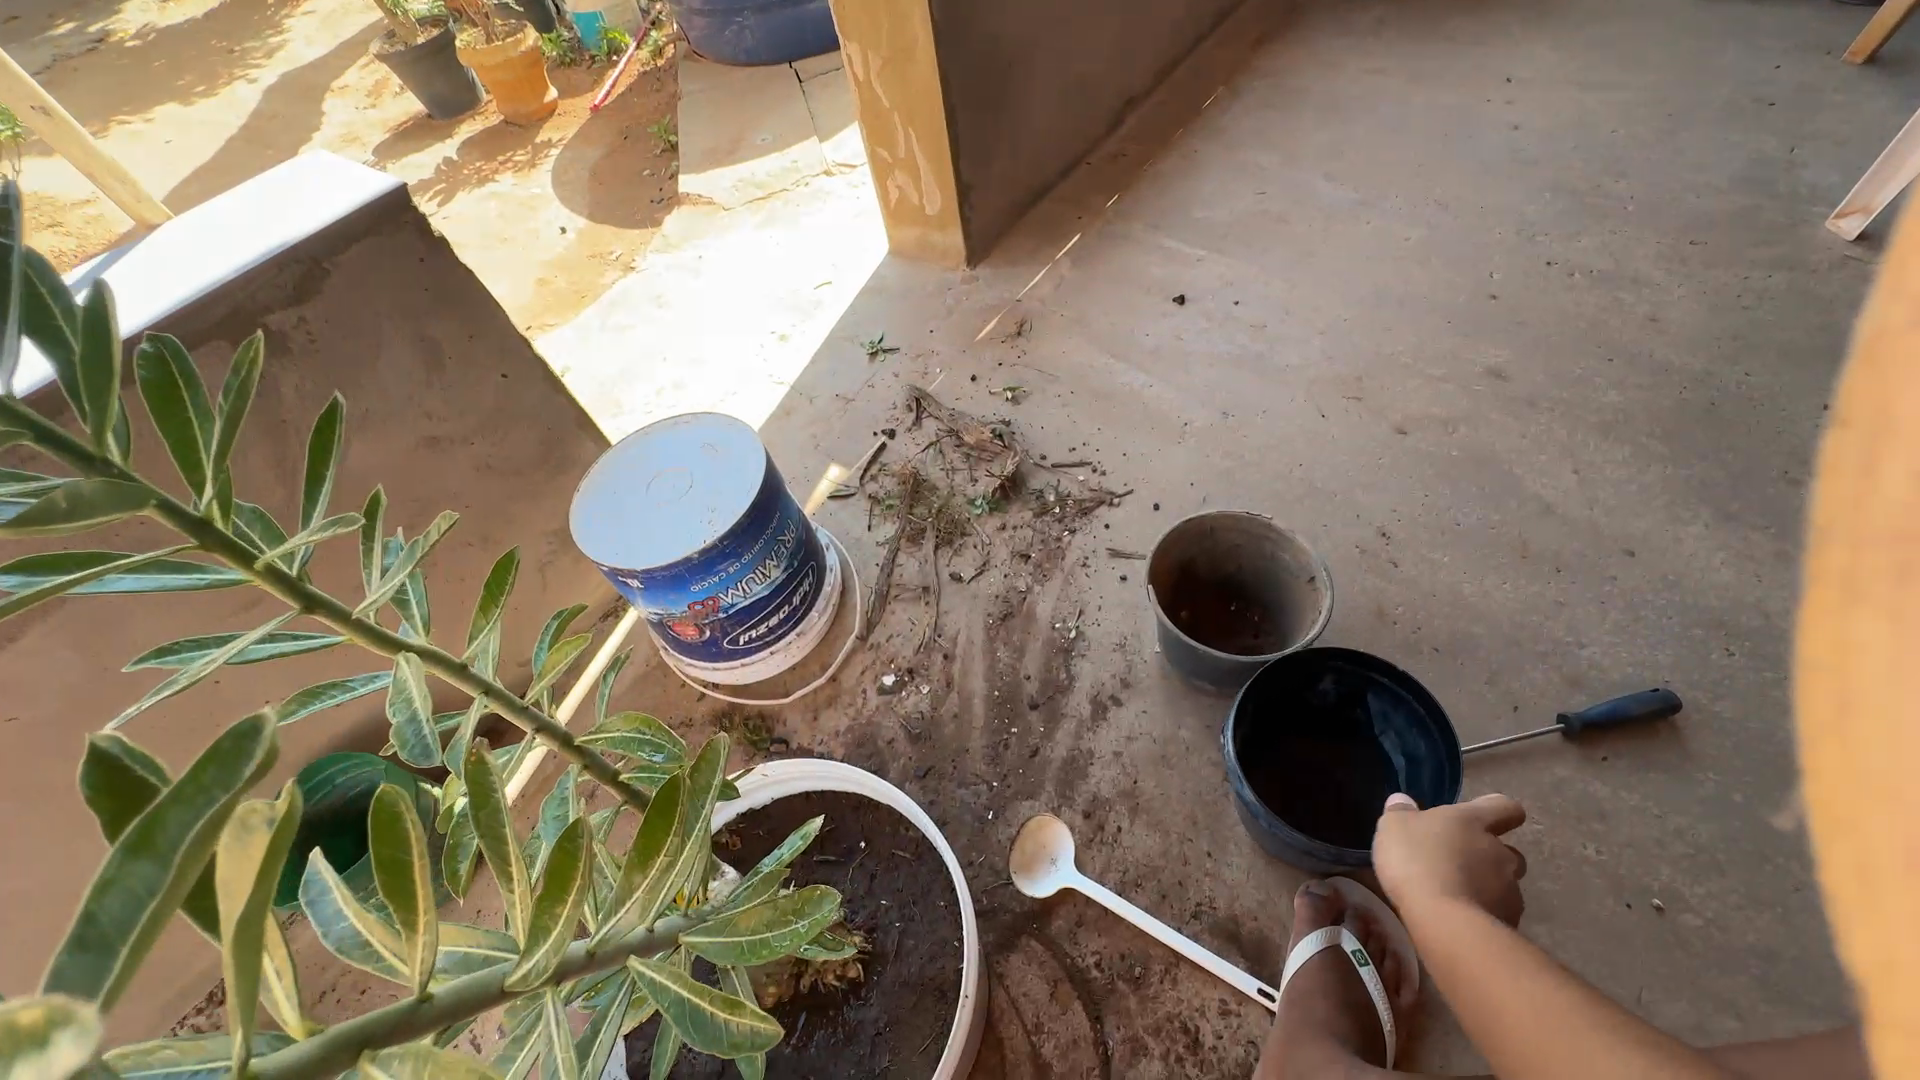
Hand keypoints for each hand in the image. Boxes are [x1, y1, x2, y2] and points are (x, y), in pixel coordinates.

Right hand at [1373, 792, 1527, 925]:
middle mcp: (1500, 851)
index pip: (1506, 807)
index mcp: (1473, 821)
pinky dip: (1483, 912)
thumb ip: (1401, 812)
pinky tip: (1458, 918)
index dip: (1497, 811)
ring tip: (1454, 895)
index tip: (1480, 819)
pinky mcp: (1510, 920)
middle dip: (1488, 857)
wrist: (1444, 921)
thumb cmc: (1417, 860)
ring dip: (1485, 886)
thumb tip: (1404, 800)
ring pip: (1504, 883)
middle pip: (1507, 850)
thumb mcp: (1393, 826)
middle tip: (1456, 864)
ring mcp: (1511, 889)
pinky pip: (1499, 911)